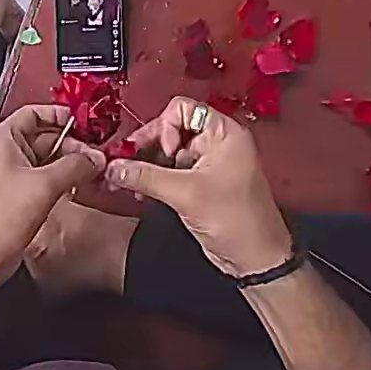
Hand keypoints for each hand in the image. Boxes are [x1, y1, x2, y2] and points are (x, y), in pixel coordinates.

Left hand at [0, 90, 105, 277]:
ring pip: (46, 158)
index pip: (31, 113)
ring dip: (68, 162)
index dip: (57, 114)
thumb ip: (75, 167)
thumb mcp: (45, 185)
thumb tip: (94, 158)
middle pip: (43, 136)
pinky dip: (62, 177)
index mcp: (1, 140)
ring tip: (92, 168)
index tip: (78, 120)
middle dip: (70, 143)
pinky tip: (79, 183)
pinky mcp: (18, 194)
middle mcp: (4, 154)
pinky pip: (44, 177)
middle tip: (93, 152)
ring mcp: (10, 175)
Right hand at [105, 97, 293, 277]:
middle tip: (126, 164)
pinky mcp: (199, 183)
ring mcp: (207, 163)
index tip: (160, 153)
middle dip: (147, 148)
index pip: (181, 110)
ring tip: (127, 181)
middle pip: (169, 130)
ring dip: (146, 166)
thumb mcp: (186, 194)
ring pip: (166, 152)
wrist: (254, 258)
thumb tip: (116, 167)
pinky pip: (169, 171)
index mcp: (223, 133)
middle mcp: (215, 143)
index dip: (165, 129)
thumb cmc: (238, 221)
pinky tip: (140, 192)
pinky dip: (153, 179)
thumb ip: (146, 177)